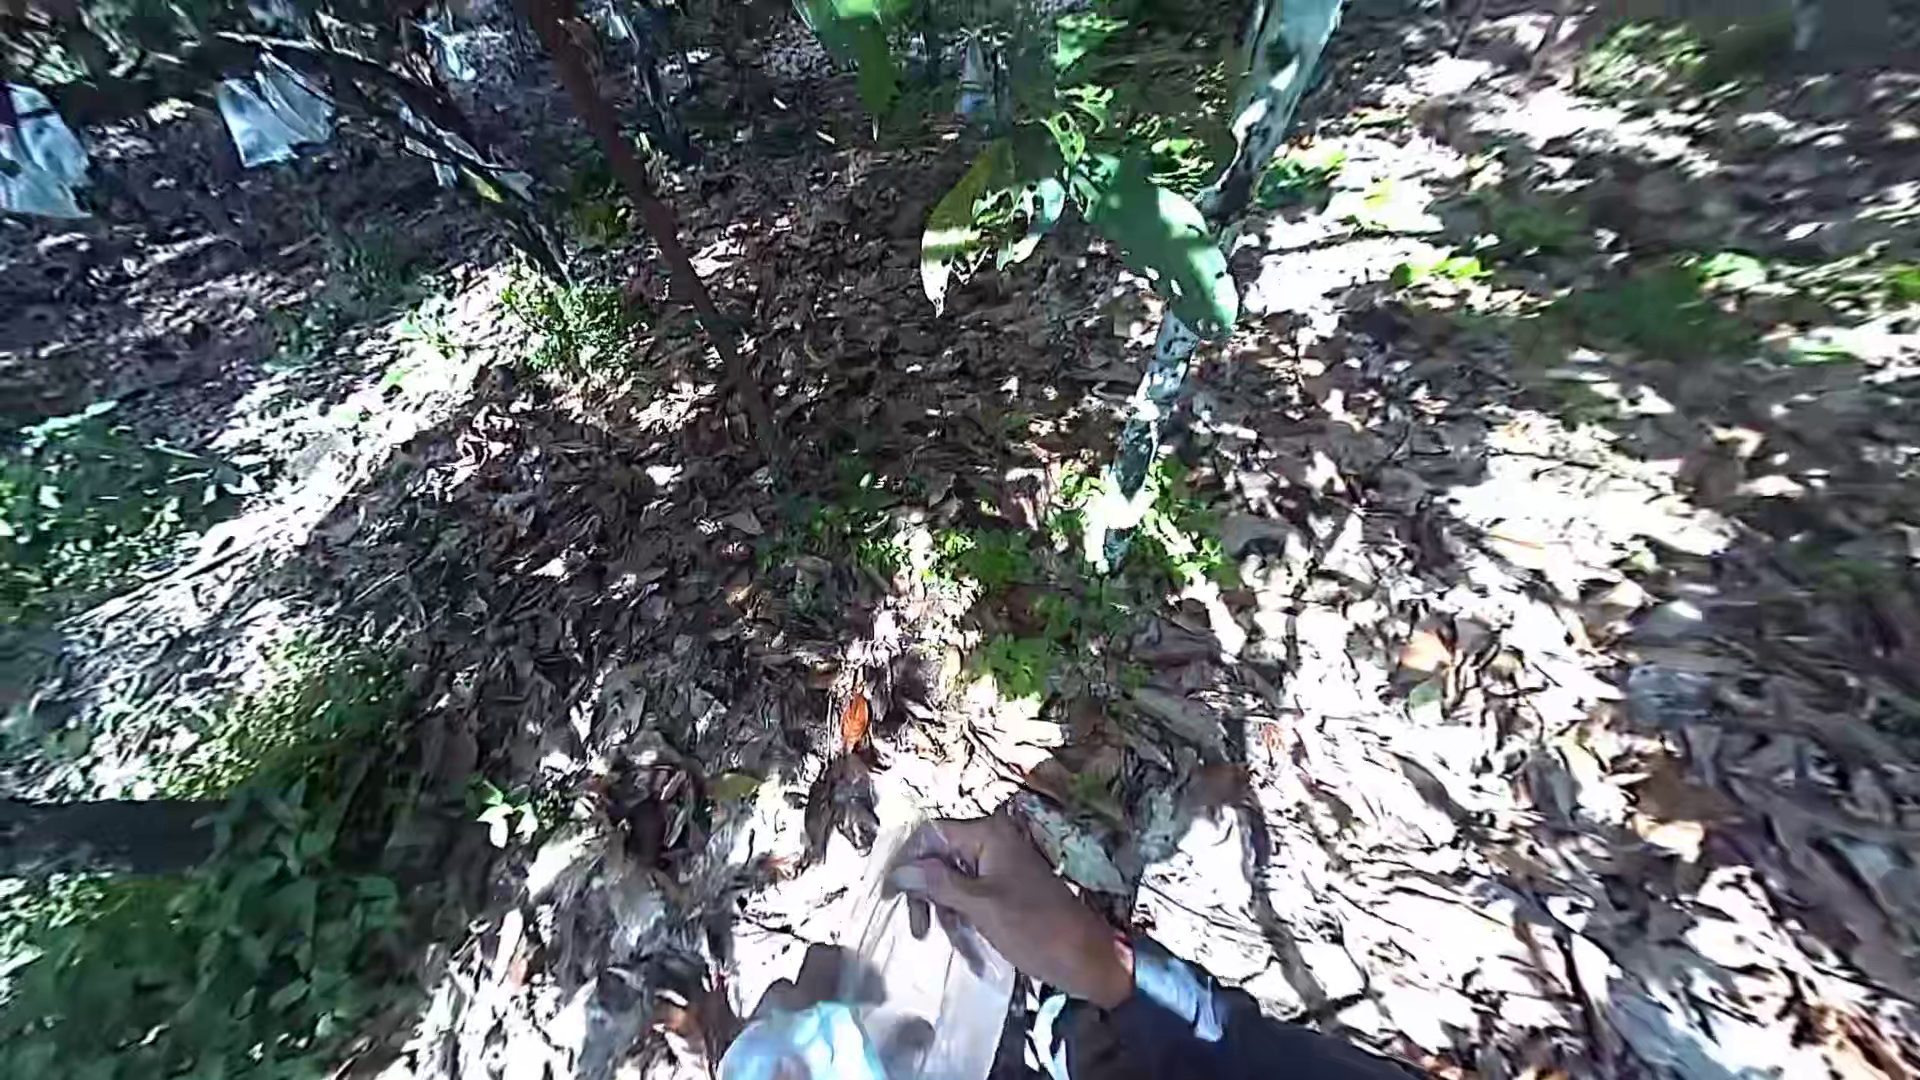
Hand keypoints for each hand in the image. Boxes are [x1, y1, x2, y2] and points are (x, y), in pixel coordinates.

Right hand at [886, 814, 1133, 1007]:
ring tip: (949, 938)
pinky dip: (960, 911)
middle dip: (925, 890)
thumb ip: (938, 883)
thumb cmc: (1034, 928)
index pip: (931, 833)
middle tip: (920, 930)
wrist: (1086, 957)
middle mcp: (991, 837)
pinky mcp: (1004, 882)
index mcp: (987, 832)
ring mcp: (999, 860)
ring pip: (951, 874)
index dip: (907, 861)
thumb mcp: (980, 907)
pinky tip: (965, 937)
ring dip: (943, 906)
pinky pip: (968, 888)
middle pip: (939, 853)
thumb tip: (899, 870)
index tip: (891, 897)